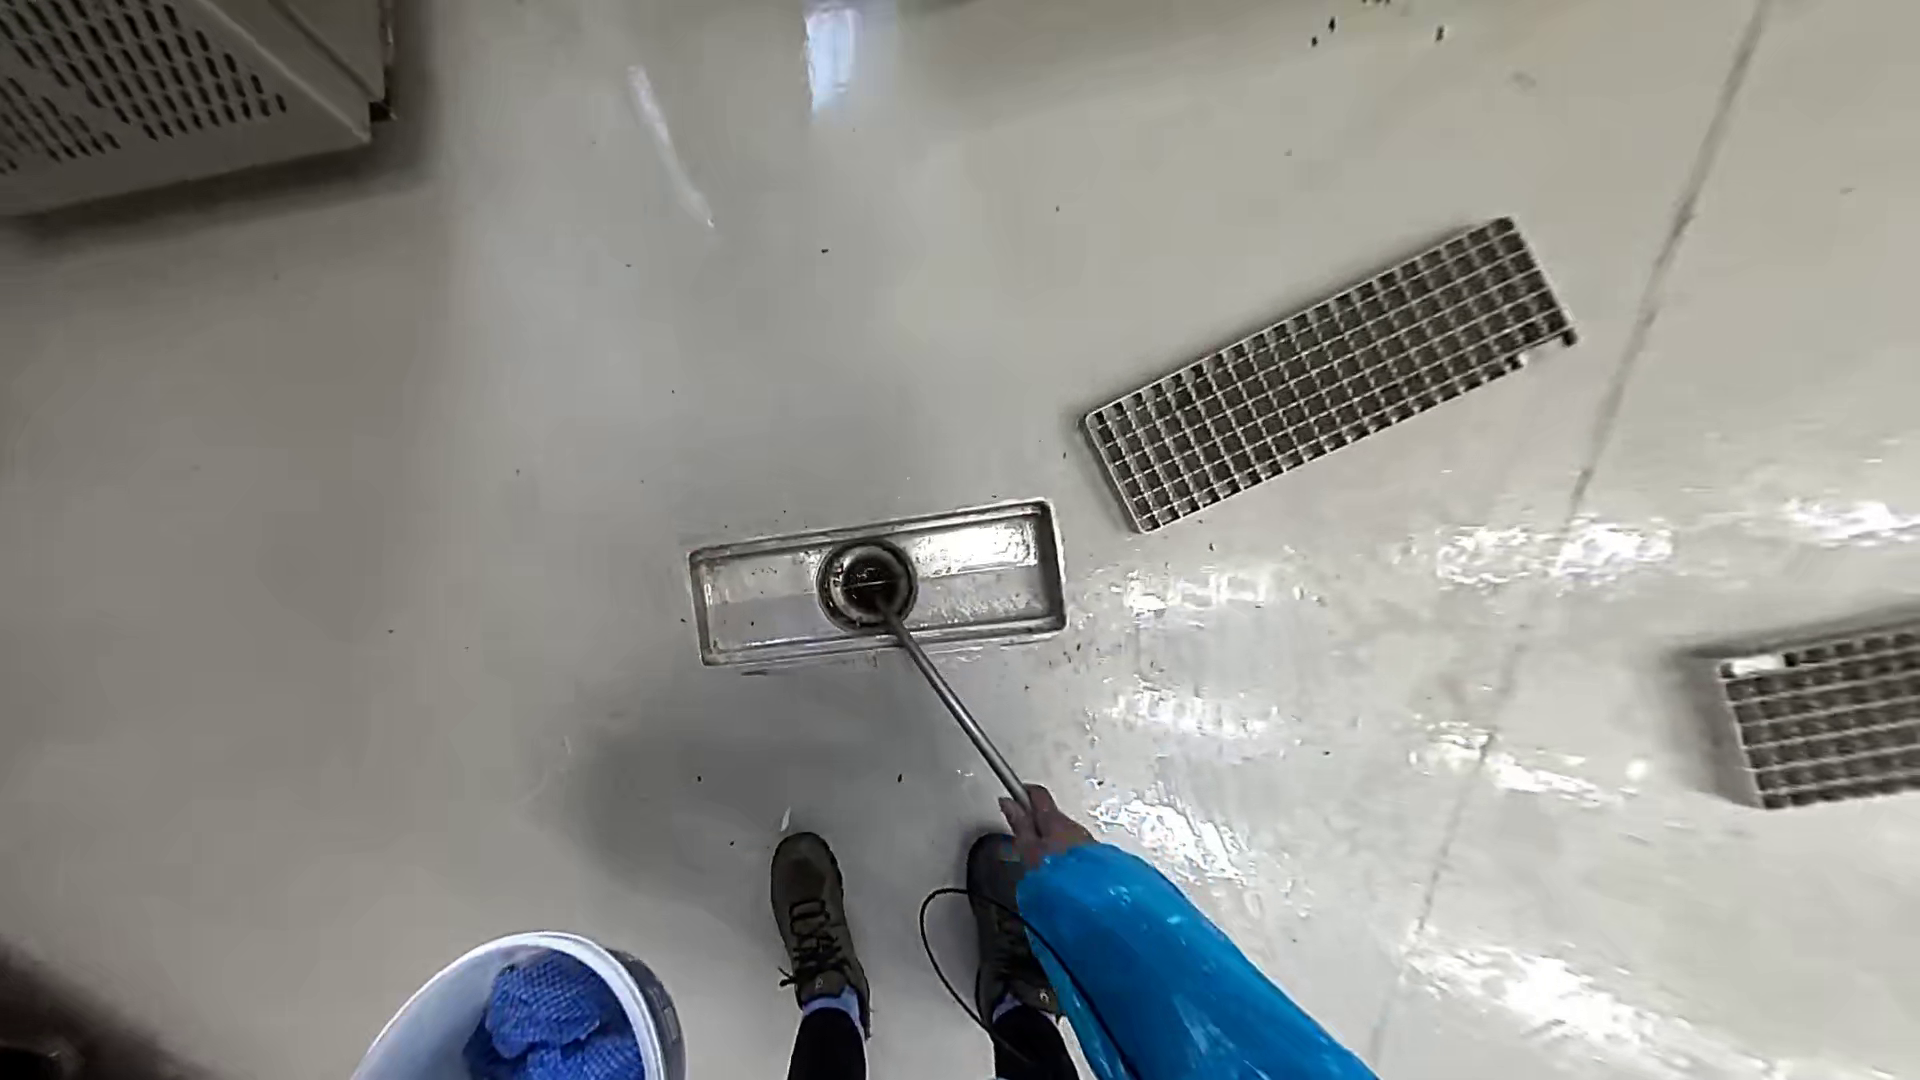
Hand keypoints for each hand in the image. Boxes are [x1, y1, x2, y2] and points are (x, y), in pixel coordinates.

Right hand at [998, 784, 1094, 867]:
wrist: (1091, 903)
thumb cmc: (1057, 876)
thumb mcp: (1029, 851)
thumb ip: (1019, 824)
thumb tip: (1008, 801)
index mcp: (1055, 820)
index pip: (1038, 794)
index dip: (1024, 793)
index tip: (1013, 799)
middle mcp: (1074, 825)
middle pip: (1052, 814)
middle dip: (1037, 820)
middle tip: (1022, 837)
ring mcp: (1087, 841)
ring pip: (1064, 832)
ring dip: (1051, 838)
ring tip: (1039, 860)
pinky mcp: (1096, 858)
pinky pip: (1075, 847)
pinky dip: (1064, 852)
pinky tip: (1057, 870)